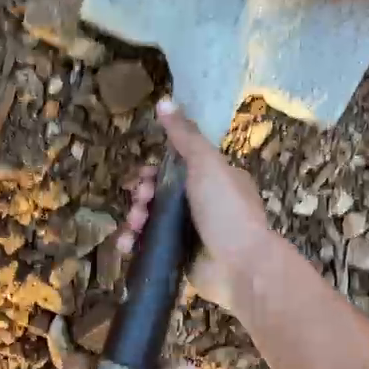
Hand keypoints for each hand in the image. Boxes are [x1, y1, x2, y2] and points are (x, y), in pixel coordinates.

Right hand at [116, 100, 279, 313]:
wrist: (241, 267)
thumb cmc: (227, 210)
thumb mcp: (207, 164)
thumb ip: (185, 135)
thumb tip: (163, 101)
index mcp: (216, 179)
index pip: (177, 167)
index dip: (155, 170)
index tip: (144, 176)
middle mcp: (204, 204)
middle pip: (160, 193)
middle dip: (142, 195)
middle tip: (141, 201)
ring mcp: (192, 233)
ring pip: (152, 220)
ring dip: (136, 219)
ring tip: (134, 225)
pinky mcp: (181, 257)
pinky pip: (151, 245)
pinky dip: (136, 244)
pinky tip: (127, 246)